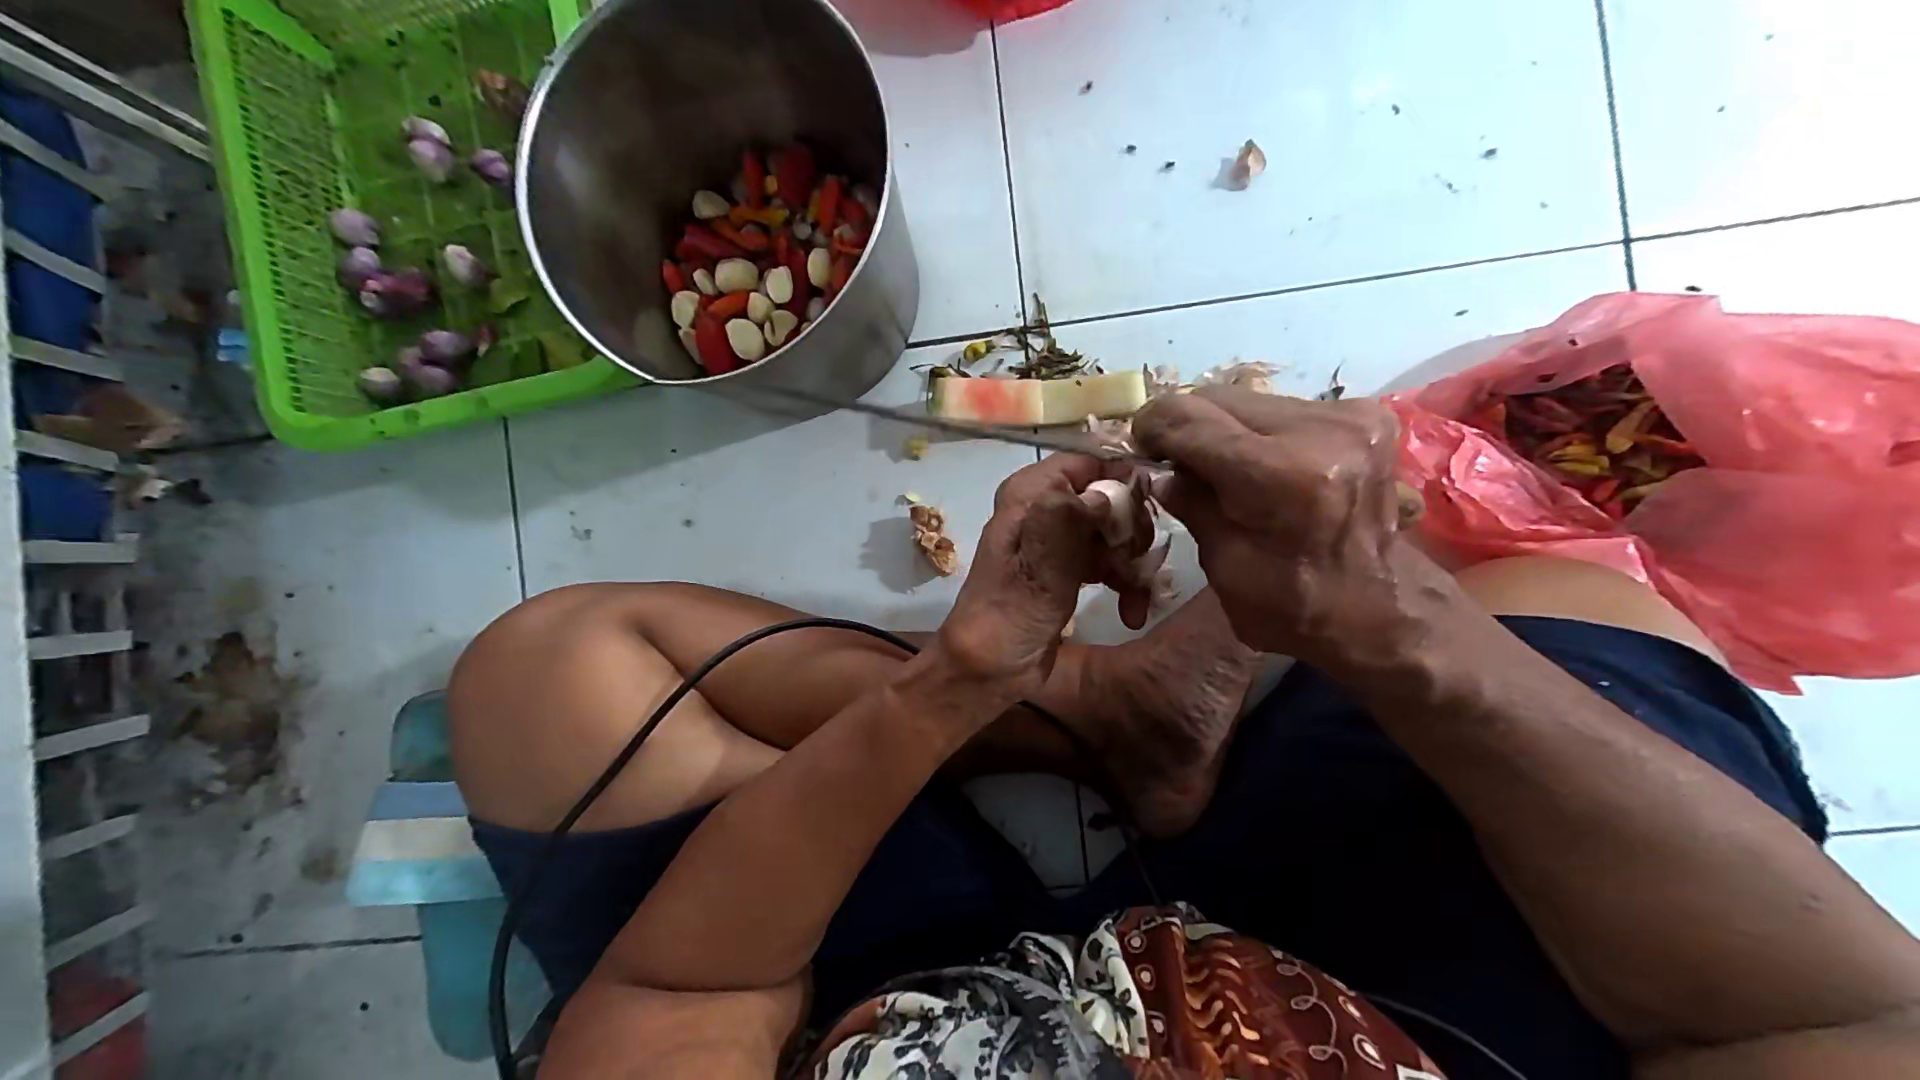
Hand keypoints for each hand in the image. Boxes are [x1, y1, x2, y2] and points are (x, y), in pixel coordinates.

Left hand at [935, 454, 1151, 696]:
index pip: (1089, 462)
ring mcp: (1059, 538)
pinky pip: (1111, 559)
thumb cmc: (1007, 618)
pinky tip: (1133, 611)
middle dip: (1131, 531)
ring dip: (1134, 564)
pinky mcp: (1070, 566)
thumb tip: (1106, 489)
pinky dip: (1126, 582)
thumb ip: (1068, 524)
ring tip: (1137, 598)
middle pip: (1110, 496)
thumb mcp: (1039, 572)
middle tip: (1136, 563)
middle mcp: (1045, 507)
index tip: (1150, 513)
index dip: (1124, 482)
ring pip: (1116, 530)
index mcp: (1029, 494)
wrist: (989, 670)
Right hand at [1132, 387, 1450, 674]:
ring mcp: (1350, 417)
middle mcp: (1322, 430)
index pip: (1191, 420)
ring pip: (1246, 399)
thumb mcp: (1225, 566)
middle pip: (1217, 398)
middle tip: (1167, 459)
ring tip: (1210, 466)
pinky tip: (1251, 463)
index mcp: (1284, 476)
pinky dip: (1253, 430)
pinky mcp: (1366, 415)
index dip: (1153, 429)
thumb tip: (1156, 468)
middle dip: (1182, 426)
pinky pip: (1279, 408)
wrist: (1386, 613)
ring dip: (1217, 427)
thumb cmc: (1296, 608)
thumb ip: (1191, 504)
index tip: (1136, 446)